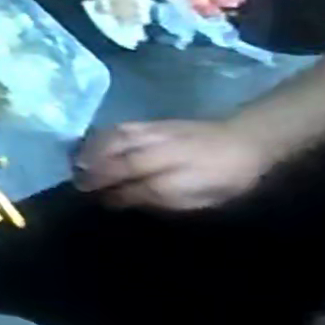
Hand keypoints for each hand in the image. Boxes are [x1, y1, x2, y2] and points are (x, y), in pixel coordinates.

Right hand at [72, 120, 275, 210]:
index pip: (152, 189)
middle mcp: (175, 154)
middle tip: (79, 185)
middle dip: (101, 176)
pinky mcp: (152, 123)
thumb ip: (171, 201)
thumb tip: (128, 201)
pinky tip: (88, 146)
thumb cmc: (227, 176)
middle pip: (130, 164)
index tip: (103, 202)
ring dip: (94, 155)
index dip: (124, 196)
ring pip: (121, 144)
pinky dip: (100, 138)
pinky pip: (120, 129)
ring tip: (77, 165)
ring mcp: (161, 135)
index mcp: (195, 178)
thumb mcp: (210, 198)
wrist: (246, 139)